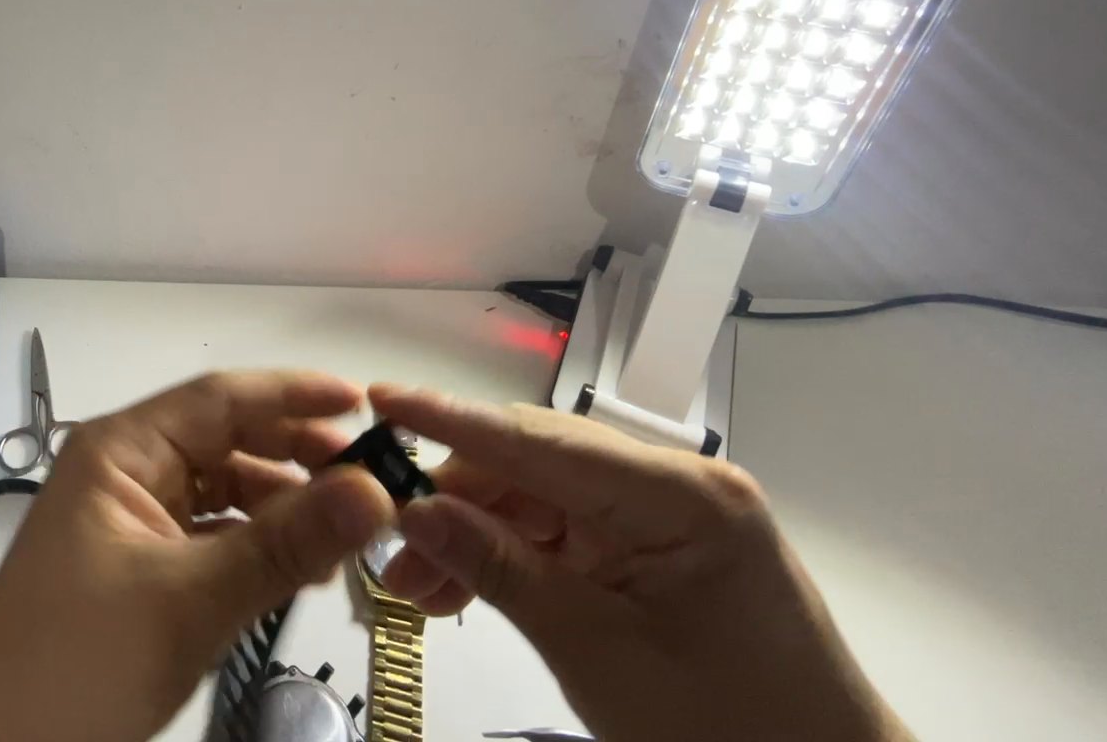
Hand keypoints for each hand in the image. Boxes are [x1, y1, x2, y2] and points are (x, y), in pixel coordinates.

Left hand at [0, 371, 395, 741]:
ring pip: (223, 489)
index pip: (220, 398)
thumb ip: (286, 542)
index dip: (293, 393)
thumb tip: (377, 491)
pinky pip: (211, 533)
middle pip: (225, 440)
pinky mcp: (140, 562)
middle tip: (371, 476)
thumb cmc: (81, 661)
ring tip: (347, 529)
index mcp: (121, 448)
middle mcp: (126, 468)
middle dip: (296, 453)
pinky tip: (302, 565)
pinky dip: (257, 544)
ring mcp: (131, 516)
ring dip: (282, 504)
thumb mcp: (191, 599)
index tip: (365, 400)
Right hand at [369, 385, 911, 741]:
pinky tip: (452, 590)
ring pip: (529, 497)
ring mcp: (653, 510)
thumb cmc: (726, 732)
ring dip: (468, 534)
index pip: (538, 440)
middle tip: (383, 537)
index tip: (380, 398)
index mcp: (678, 496)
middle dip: (450, 498)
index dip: (450, 420)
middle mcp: (666, 483)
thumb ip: (499, 570)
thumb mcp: (595, 652)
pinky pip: (551, 530)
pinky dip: (501, 556)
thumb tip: (414, 512)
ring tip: (410, 586)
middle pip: (526, 464)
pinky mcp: (641, 540)